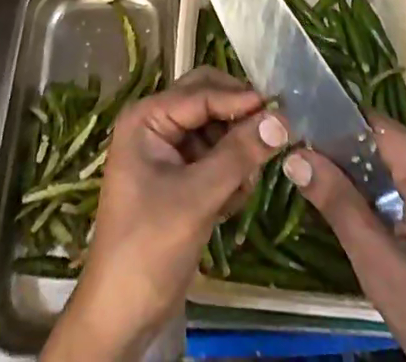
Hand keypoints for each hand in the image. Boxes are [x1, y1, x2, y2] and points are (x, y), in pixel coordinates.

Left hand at [43, 67, 287, 361]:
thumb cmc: (149, 247)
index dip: (242, 99)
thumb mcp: (197, 197)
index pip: (202, 93)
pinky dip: (231, 174)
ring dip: (237, 154)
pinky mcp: (182, 177)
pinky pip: (217, 157)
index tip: (283, 111)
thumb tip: (281, 120)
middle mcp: (156, 125)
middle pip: (210, 102)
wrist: (122, 311)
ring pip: (218, 130)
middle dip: (239, 122)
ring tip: (241, 188)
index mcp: (146, 118)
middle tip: (274, 137)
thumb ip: (239, 154)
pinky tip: (229, 204)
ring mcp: (168, 151)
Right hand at [284, 116, 405, 361]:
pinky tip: (363, 224)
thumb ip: (340, 207)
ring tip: (320, 198)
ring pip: (399, 171)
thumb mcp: (385, 270)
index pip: (372, 124)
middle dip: (342, 160)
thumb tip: (296, 157)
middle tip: (298, 176)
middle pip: (385, 146)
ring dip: (363, 184)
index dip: (330, 127)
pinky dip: (387, 202)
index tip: (291, 139)